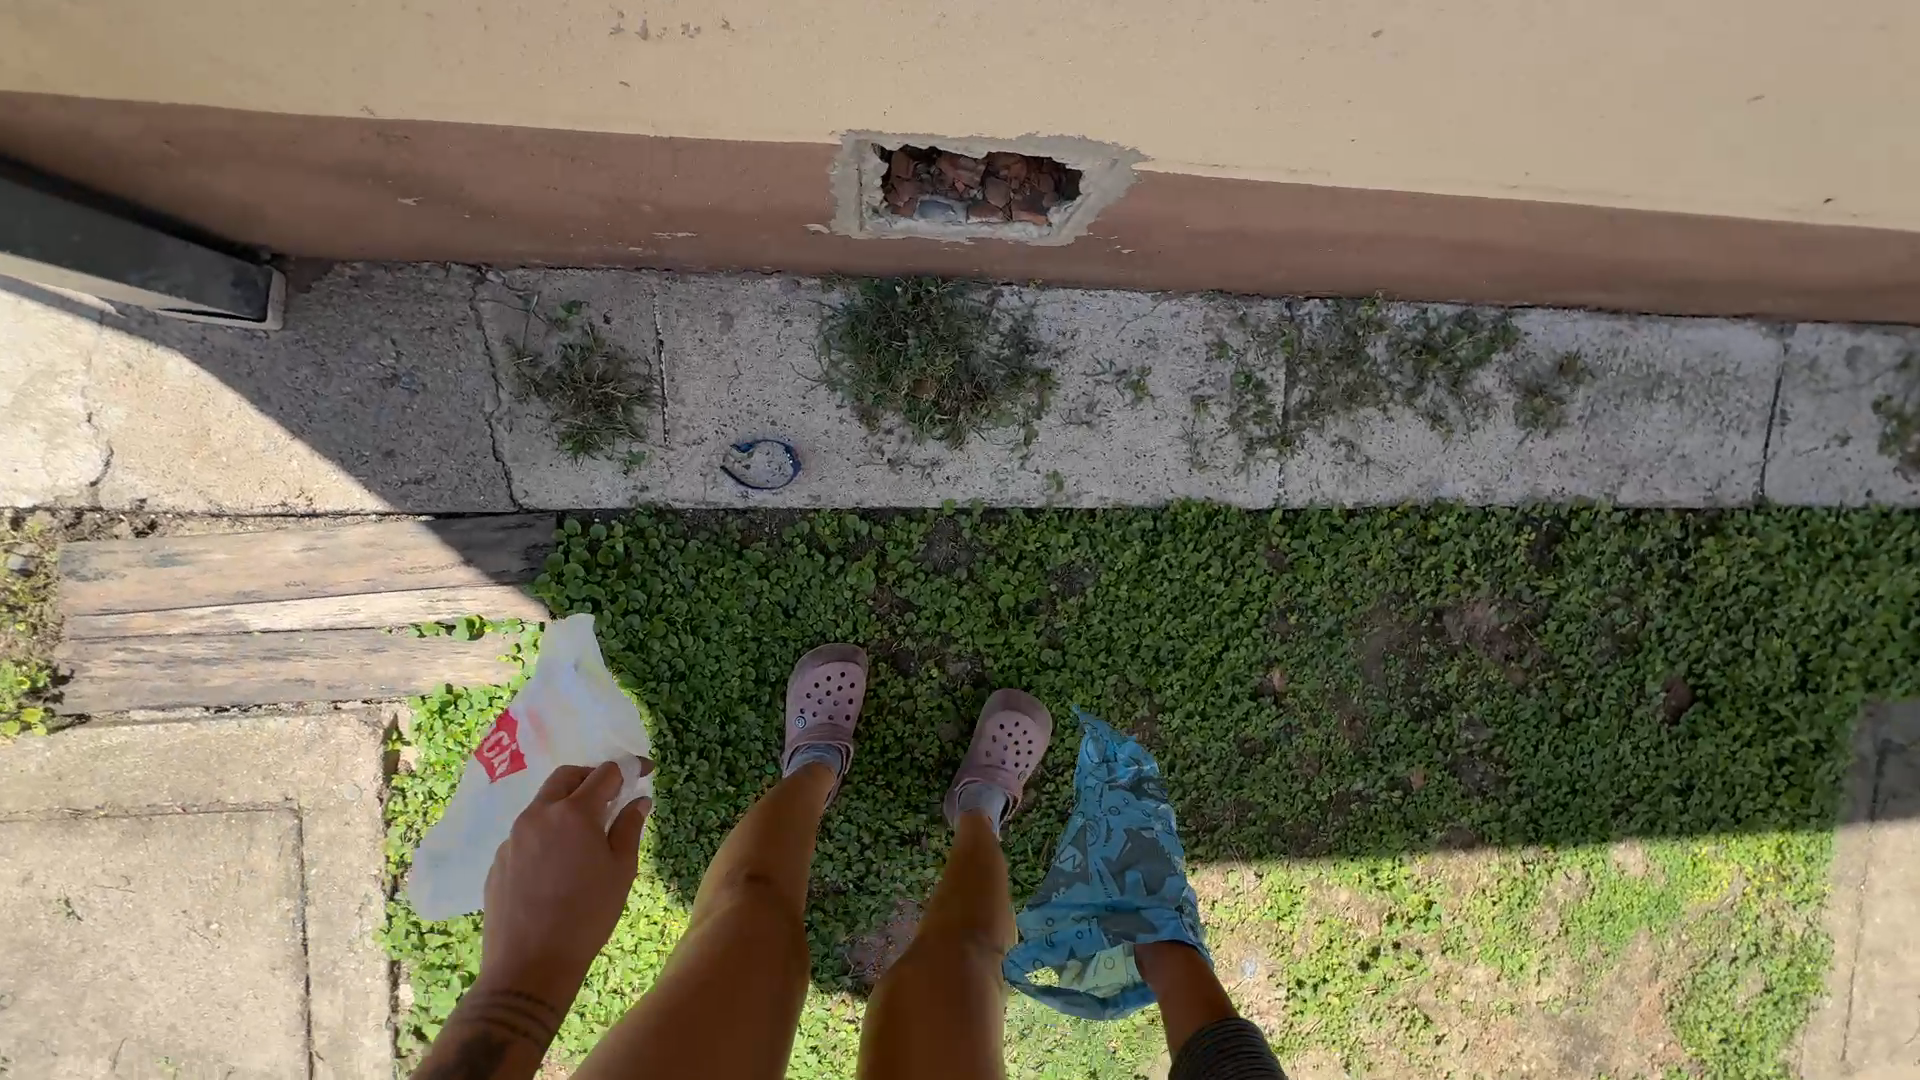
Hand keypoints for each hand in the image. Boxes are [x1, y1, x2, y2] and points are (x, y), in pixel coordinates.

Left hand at [478, 760, 651, 1001]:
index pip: (605, 773)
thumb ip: (629, 827)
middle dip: (591, 777)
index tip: (645, 771)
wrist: (529, 967)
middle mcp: (538, 816)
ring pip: (543, 803)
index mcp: (573, 813)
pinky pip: (527, 832)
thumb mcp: (621, 870)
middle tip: (612, 794)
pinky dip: (548, 832)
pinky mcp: (499, 861)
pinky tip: (559, 862)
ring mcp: (513, 838)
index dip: (629, 768)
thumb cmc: (587, 915)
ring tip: (586, 831)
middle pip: (566, 777)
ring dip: (567, 803)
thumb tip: (639, 801)